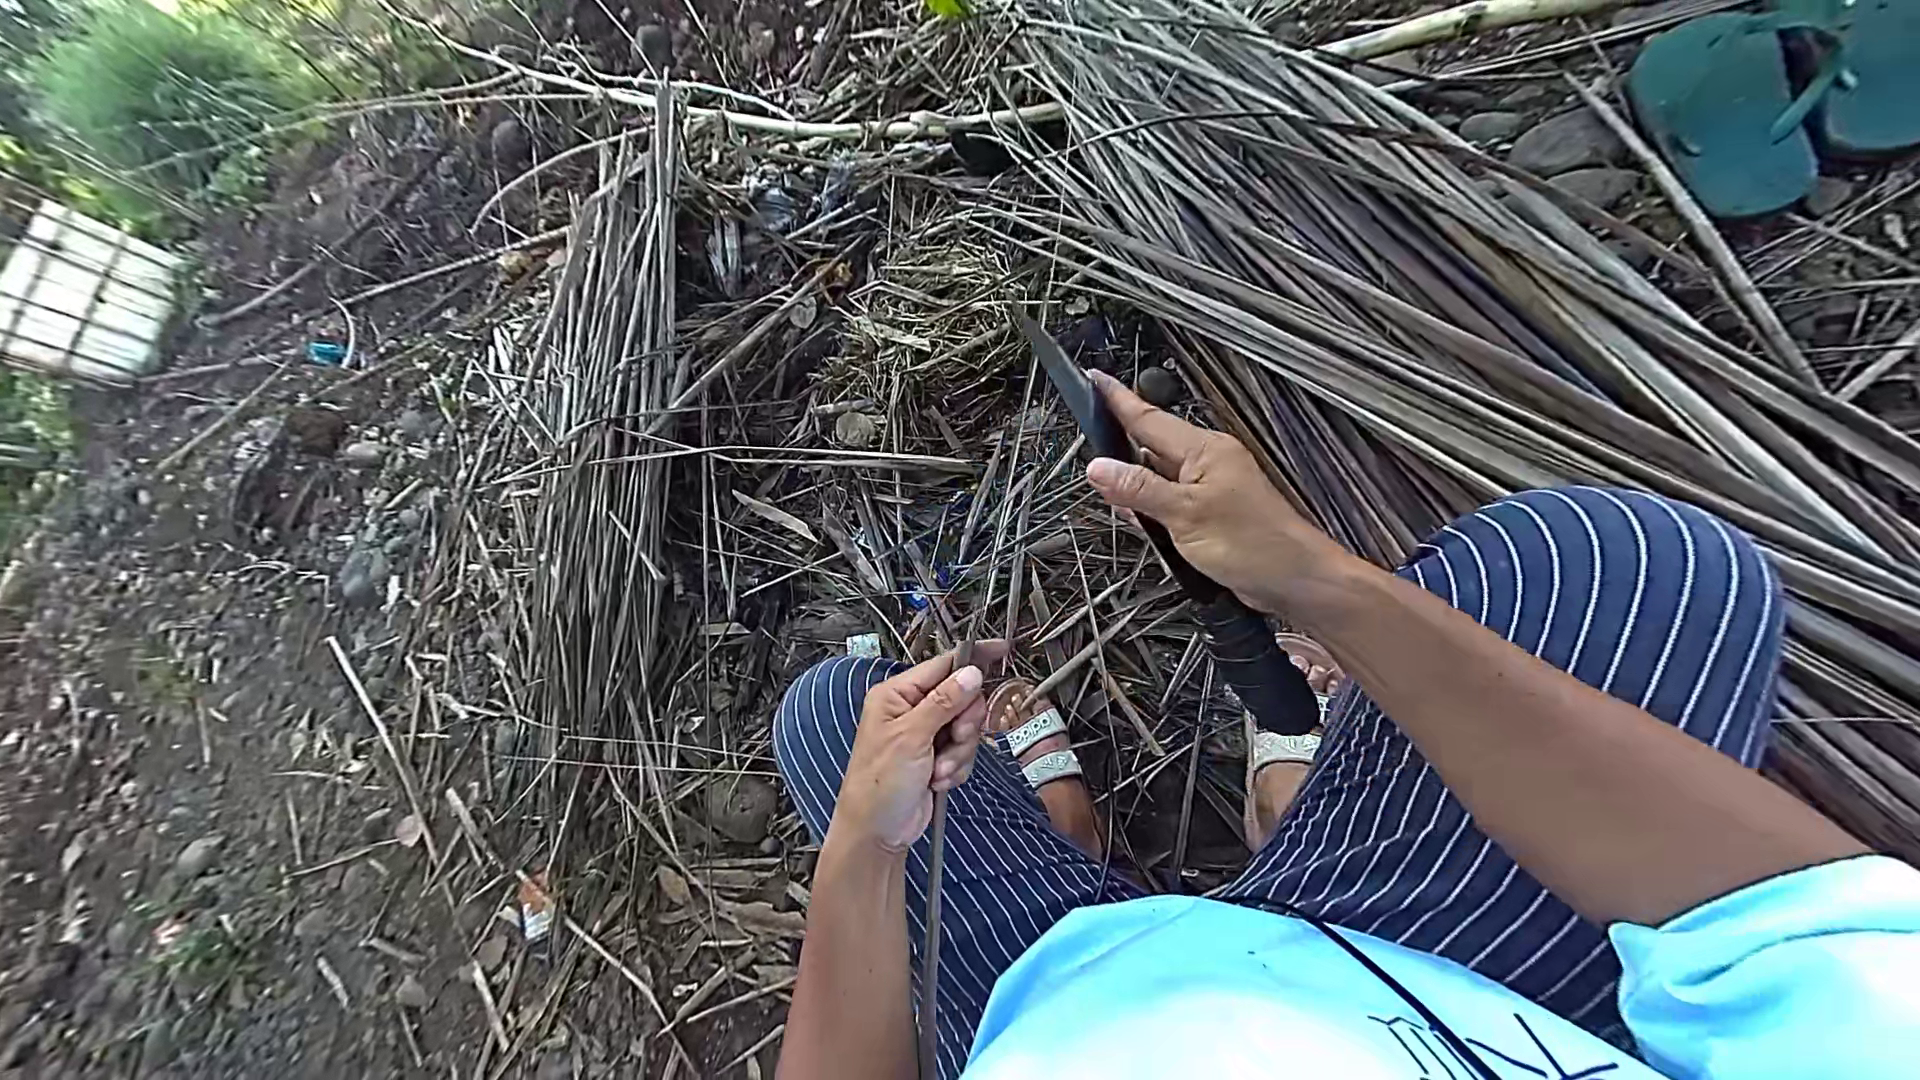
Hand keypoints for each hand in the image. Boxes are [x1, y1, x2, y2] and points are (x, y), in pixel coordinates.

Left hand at [832, 641, 1009, 853]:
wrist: (877, 834)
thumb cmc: (877, 784)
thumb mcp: (911, 737)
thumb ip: (944, 702)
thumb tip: (970, 672)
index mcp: (897, 694)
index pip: (942, 665)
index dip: (972, 659)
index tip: (999, 649)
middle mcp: (912, 709)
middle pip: (962, 697)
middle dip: (964, 722)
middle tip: (953, 737)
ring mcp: (926, 733)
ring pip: (967, 726)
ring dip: (958, 750)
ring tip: (937, 768)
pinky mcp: (938, 755)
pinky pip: (965, 749)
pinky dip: (957, 766)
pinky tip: (937, 779)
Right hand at [1082, 369, 1348, 613]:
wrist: (1295, 581)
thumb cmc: (1257, 545)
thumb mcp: (1185, 515)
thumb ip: (1139, 490)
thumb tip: (1099, 468)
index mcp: (1204, 451)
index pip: (1148, 418)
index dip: (1117, 400)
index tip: (1095, 380)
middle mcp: (1207, 463)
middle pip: (1148, 448)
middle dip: (1119, 457)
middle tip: (1095, 468)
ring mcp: (1208, 488)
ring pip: (1156, 478)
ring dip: (1136, 492)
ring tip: (1127, 510)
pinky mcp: (1208, 512)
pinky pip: (1168, 500)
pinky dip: (1152, 511)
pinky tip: (1150, 528)